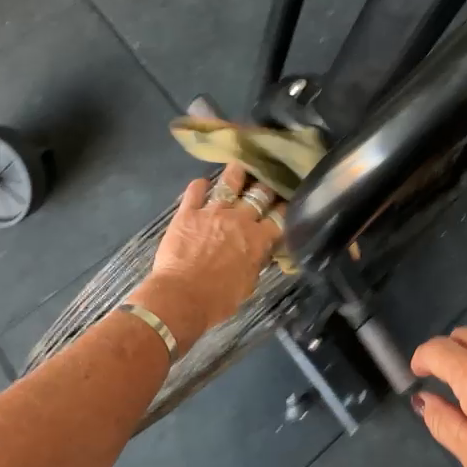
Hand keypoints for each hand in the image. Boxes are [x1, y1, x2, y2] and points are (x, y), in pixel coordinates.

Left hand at [129, 163, 279, 354]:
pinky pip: (195, 190)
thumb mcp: (248, 285)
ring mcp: (213, 212)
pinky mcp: (188, 212)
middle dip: (265, 187)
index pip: (279, 216)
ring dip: (237, 174)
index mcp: (258, 239)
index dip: (284, 207)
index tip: (285, 202)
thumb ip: (256, 263)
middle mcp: (239, 219)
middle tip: (265, 182)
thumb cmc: (218, 300)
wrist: (181, 298)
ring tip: (239, 166)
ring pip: (229, 182)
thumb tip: (261, 253)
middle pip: (259, 194)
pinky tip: (202, 183)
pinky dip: (200, 185)